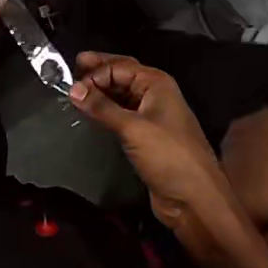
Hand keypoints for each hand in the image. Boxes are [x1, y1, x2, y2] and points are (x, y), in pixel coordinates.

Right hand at [70, 52, 226, 228]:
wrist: (195, 202)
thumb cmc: (168, 156)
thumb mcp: (132, 128)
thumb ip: (101, 106)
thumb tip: (72, 89)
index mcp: (157, 83)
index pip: (118, 66)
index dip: (95, 72)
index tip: (71, 84)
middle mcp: (155, 94)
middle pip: (121, 74)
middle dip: (97, 72)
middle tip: (71, 68)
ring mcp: (152, 114)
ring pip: (120, 94)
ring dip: (100, 91)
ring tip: (75, 91)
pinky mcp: (146, 134)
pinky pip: (121, 112)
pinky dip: (106, 108)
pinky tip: (91, 110)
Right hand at [220, 102, 267, 260]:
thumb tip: (265, 255)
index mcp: (232, 198)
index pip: (228, 221)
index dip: (242, 229)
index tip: (256, 234)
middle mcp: (218, 172)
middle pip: (227, 194)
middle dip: (243, 203)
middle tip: (267, 209)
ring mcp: (224, 146)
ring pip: (231, 170)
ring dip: (245, 178)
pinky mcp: (234, 129)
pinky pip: (237, 150)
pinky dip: (249, 156)